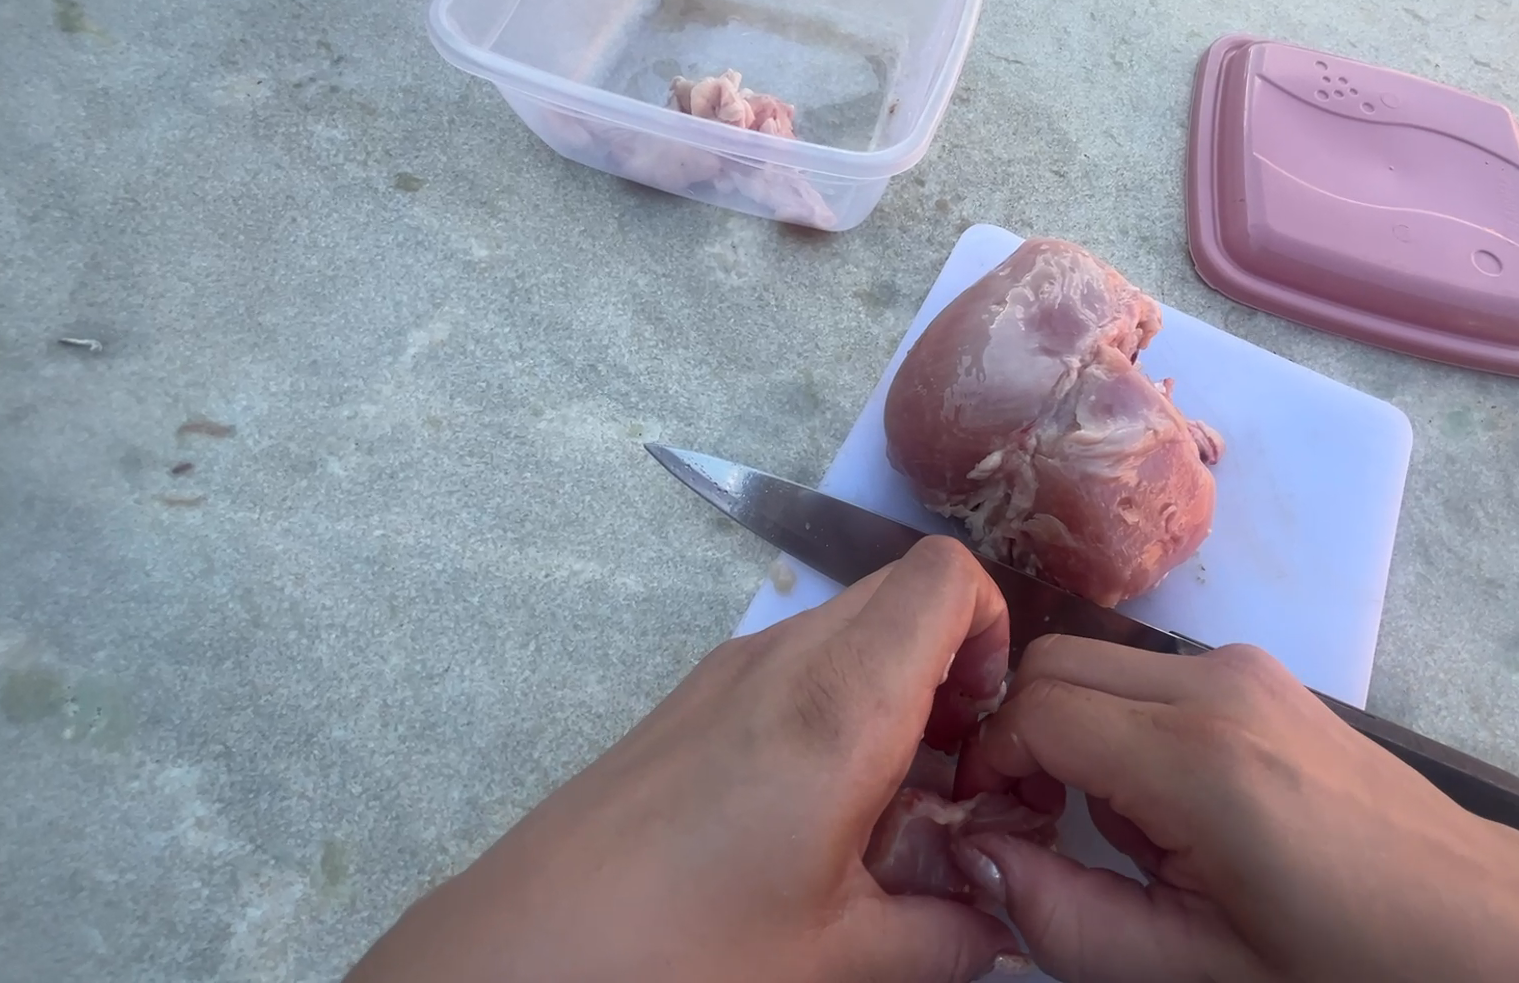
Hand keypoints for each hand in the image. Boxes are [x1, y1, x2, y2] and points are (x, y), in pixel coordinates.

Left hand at [346, 537, 1021, 982]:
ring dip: (897, 684)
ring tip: (885, 795)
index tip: (986, 716)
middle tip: (947, 766)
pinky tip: (817, 799)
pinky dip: (843, 696)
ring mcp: (739, 662)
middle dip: (953, 662)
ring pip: (855, 621)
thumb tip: (1001, 921)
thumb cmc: (688, 954)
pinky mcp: (703, 688)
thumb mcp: (841, 960)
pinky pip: (804, 654)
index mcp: (844, 698)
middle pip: (905, 591)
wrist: (518, 956)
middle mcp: (791, 652)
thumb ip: (949, 934)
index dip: (992, 623)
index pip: (945, 574)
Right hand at [952, 639, 1518, 982]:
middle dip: (1022, 735)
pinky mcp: (1260, 670)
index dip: (989, 758)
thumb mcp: (1196, 975)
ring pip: (1095, 661)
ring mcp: (1242, 664)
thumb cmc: (1355, 976)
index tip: (988, 820)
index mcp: (1198, 759)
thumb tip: (973, 850)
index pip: (1036, 710)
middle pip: (1053, 662)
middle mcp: (1213, 681)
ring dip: (1074, 730)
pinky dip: (1121, 720)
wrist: (1514, 945)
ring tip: (1125, 828)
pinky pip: (1146, 673)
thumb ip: (1063, 917)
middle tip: (1039, 821)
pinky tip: (1172, 799)